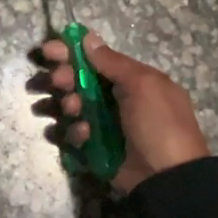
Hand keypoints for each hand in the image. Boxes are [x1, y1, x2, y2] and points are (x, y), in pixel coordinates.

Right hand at [40, 33, 208, 193]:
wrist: (169, 180)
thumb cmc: (159, 124)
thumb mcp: (143, 85)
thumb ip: (112, 62)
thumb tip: (88, 37)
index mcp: (132, 81)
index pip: (95, 60)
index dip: (71, 53)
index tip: (49, 51)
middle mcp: (116, 100)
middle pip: (78, 82)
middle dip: (64, 78)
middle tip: (59, 81)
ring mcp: (104, 126)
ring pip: (72, 107)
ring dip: (67, 104)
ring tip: (74, 109)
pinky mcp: (95, 150)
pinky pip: (74, 135)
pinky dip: (74, 132)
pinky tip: (84, 135)